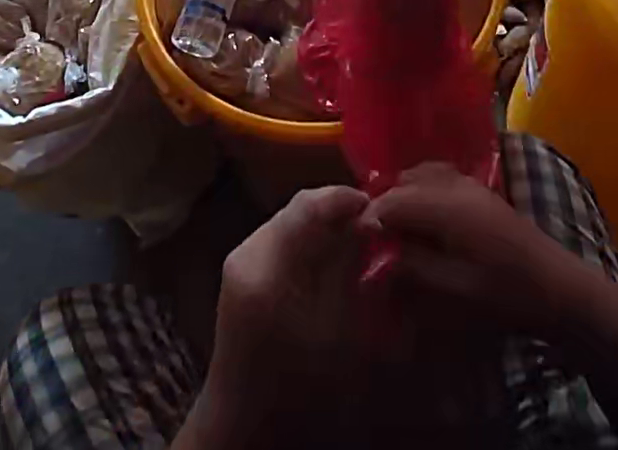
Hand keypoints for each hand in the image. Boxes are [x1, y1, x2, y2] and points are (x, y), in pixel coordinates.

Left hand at [179, 187, 369, 447]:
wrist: (244, 420)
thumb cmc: (298, 386)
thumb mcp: (336, 330)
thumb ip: (348, 269)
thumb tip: (367, 221)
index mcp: (265, 265)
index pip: (305, 206)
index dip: (342, 197)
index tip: (377, 205)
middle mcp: (247, 250)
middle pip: (296, 209)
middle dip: (335, 211)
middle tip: (374, 225)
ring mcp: (240, 256)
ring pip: (289, 220)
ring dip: (323, 224)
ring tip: (357, 241)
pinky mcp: (241, 267)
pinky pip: (281, 237)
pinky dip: (308, 239)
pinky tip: (330, 259)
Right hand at [366, 164, 617, 445]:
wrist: (560, 289)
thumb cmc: (504, 293)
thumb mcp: (452, 288)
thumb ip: (411, 266)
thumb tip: (378, 252)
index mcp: (444, 205)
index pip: (392, 201)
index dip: (370, 219)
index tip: (359, 240)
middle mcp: (453, 184)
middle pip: (403, 182)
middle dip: (385, 204)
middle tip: (377, 236)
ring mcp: (469, 183)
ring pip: (420, 174)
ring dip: (403, 194)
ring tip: (398, 226)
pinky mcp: (479, 189)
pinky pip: (438, 176)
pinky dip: (422, 190)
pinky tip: (425, 217)